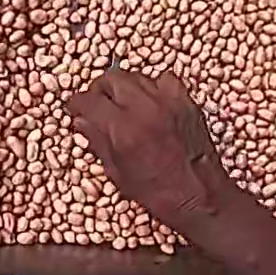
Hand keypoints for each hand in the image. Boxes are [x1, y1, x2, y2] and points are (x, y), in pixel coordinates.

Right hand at [66, 69, 247, 238]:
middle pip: (112, 78)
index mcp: (123, 129)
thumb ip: (98, 142)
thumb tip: (82, 122)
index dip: (77, 103)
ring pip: (136, 76)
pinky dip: (153, 87)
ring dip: (124, 87)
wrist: (201, 198)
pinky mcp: (186, 102)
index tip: (74, 108)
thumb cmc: (159, 194)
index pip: (89, 100)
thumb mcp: (118, 173)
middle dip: (99, 89)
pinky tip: (150, 102)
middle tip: (97, 103)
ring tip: (122, 103)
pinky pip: (164, 80)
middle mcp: (145, 109)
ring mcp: (168, 102)